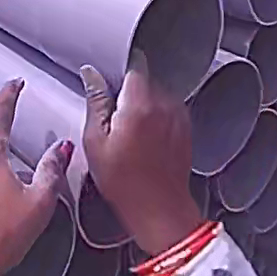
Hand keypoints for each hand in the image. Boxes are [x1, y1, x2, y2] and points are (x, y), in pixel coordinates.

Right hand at [80, 59, 200, 254]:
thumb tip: (92, 74)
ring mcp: (178, 116)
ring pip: (156, 93)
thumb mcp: (96, 142)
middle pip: (144, 79)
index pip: (135, 64)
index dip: (120, 67)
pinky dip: (154, 115)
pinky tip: (142, 137)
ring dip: (142, 102)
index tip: (107, 78)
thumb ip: (96, 102)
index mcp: (140, 105)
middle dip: (128, 89)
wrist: (160, 211)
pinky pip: (166, 108)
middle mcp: (164, 104)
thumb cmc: (123, 182)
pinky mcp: (185, 128)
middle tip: (112, 114)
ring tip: (127, 129)